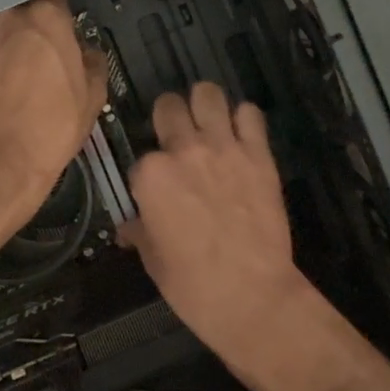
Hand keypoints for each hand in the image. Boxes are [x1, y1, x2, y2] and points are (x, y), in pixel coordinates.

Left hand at [0, 0, 107, 247]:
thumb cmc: (51, 129)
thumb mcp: (93, 96)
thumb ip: (93, 61)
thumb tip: (87, 52)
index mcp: (47, 18)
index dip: (61, 16)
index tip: (64, 32)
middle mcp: (9, 18)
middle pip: (23, 12)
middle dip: (31, 30)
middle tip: (40, 59)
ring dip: (4, 47)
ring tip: (12, 80)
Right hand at [119, 83, 313, 368]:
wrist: (252, 296)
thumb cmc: (193, 286)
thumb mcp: (153, 260)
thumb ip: (141, 231)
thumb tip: (130, 226)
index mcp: (150, 176)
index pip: (141, 158)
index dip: (149, 174)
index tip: (157, 189)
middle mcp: (183, 150)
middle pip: (169, 106)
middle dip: (170, 117)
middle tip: (179, 137)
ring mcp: (224, 148)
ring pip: (208, 94)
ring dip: (205, 105)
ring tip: (209, 123)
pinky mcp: (259, 154)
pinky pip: (251, 114)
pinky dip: (244, 120)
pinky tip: (242, 136)